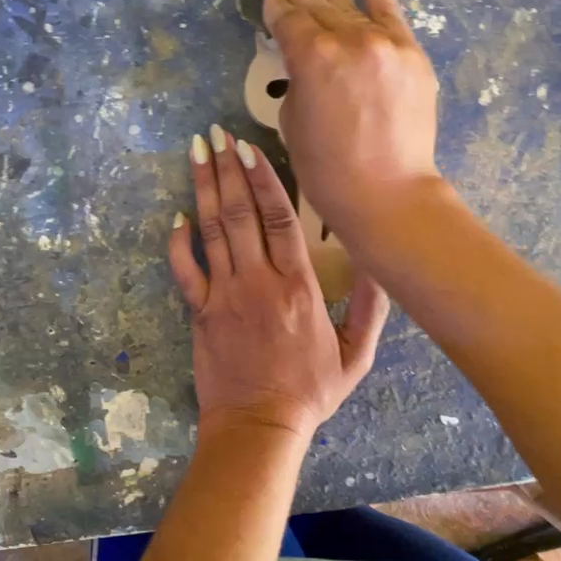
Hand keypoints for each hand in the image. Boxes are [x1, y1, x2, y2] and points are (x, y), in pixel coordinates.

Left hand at [168, 125, 389, 440]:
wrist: (259, 427)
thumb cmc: (310, 393)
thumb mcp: (356, 355)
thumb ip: (371, 308)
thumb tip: (383, 266)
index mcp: (299, 286)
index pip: (280, 218)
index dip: (264, 177)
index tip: (249, 145)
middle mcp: (259, 280)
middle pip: (241, 212)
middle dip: (227, 169)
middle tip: (213, 134)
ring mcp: (225, 295)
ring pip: (213, 231)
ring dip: (203, 189)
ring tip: (196, 153)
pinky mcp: (200, 313)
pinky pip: (186, 270)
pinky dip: (179, 242)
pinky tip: (178, 216)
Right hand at [263, 0, 441, 241]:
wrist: (386, 192)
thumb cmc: (326, 168)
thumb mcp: (292, 121)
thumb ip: (298, 80)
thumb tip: (307, 63)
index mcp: (310, 58)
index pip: (288, 19)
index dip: (278, 2)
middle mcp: (348, 40)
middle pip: (319, 5)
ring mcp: (384, 43)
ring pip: (352, 4)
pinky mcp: (411, 53)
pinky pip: (391, 9)